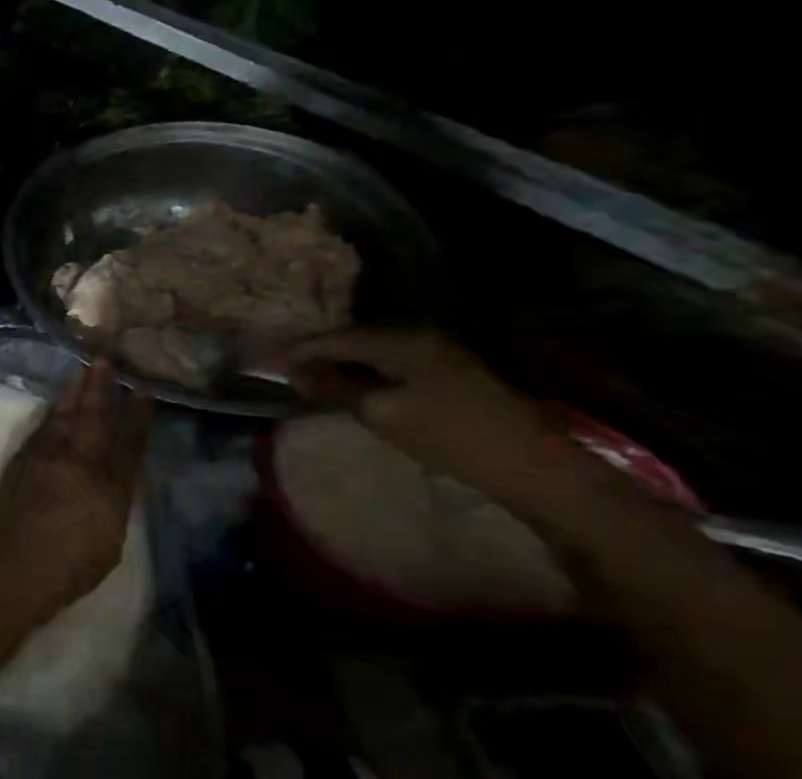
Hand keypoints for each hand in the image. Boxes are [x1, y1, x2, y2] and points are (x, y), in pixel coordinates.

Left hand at [0, 361, 153, 627]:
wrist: (9, 568)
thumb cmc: (67, 570)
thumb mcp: (109, 543)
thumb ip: (116, 503)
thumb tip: (118, 476)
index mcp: (108, 488)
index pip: (129, 444)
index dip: (138, 417)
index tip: (143, 391)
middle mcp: (79, 463)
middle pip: (94, 418)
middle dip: (102, 388)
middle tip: (106, 360)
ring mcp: (47, 458)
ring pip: (65, 414)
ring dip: (75, 390)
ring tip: (83, 368)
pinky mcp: (23, 460)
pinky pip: (43, 425)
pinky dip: (53, 410)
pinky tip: (57, 403)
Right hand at [278, 328, 584, 501]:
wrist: (533, 466)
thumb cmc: (451, 436)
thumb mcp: (384, 414)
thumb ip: (338, 388)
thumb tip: (299, 373)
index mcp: (401, 339)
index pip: (336, 337)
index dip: (300, 349)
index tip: (267, 360)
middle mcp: (419, 335)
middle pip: (355, 339)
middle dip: (318, 353)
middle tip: (286, 371)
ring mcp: (438, 352)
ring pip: (373, 351)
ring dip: (342, 363)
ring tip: (312, 379)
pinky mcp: (449, 372)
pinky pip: (392, 363)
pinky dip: (366, 372)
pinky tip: (353, 386)